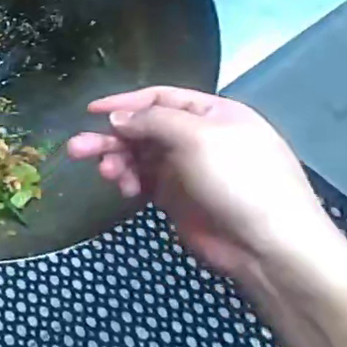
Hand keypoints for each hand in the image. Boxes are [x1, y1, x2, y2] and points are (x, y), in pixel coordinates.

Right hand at [64, 86, 346, 281]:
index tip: (90, 112)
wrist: (268, 248)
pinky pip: (141, 179)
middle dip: (110, 137)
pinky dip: (128, 181)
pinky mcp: (175, 196)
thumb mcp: (197, 138)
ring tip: (105, 174)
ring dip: (115, 160)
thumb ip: (152, 121)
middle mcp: (197, 137)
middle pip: (142, 128)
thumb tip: (117, 119)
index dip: (124, 103)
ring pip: (137, 155)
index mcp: (212, 115)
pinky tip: (125, 190)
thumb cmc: (240, 182)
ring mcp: (186, 168)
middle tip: (77, 149)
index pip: (159, 98)